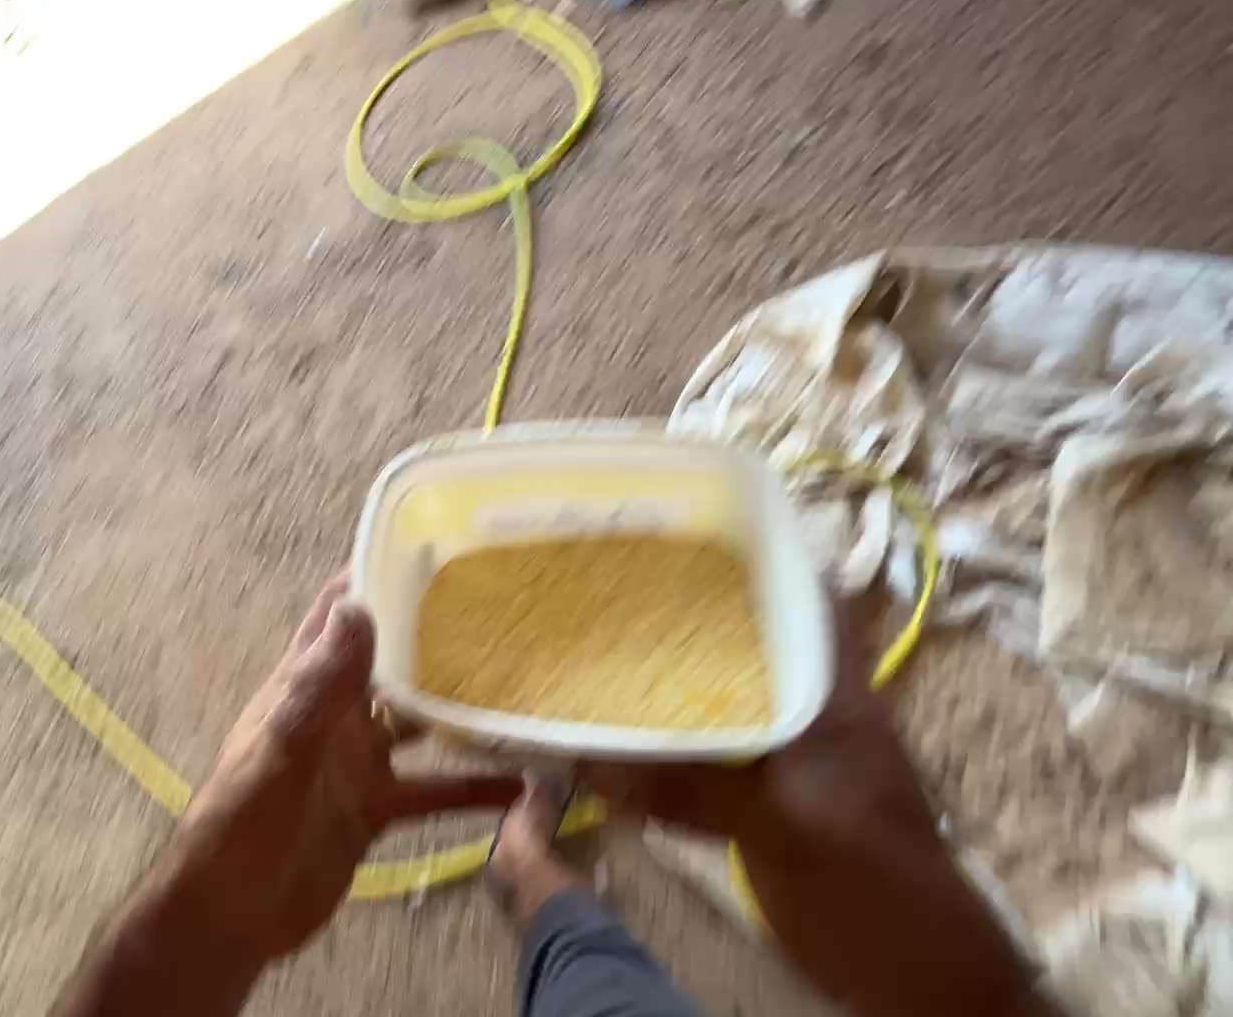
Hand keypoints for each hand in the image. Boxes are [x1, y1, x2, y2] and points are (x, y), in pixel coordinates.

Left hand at [51, 577, 521, 1016]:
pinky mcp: (374, 806)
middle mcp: (333, 712)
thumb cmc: (246, 822)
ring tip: (514, 685)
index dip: (367, 580)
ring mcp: (356, 760)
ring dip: (455, 706)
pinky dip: (469, 788)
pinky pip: (430, 790)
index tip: (420, 549)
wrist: (235, 911)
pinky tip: (518, 785)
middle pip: (385, 661)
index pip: (333, 616)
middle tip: (491, 608)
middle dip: (426, 634)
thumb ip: (318, 683)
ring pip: (414, 721)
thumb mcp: (282, 748)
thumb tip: (354, 606)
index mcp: (302, 685)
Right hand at [578, 595, 1055, 1016]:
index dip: (759, 559)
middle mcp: (800, 711)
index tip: (692, 530)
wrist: (916, 979)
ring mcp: (777, 755)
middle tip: (614, 584)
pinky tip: (611, 732)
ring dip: (662, 677)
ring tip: (598, 643)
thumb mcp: (788, 830)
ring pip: (712, 696)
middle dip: (683, 614)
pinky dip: (655, 740)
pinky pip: (695, 752)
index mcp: (826, 697)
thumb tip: (586, 764)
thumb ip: (691, 791)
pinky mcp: (753, 796)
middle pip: (741, 643)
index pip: (803, 603)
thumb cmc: (875, 887)